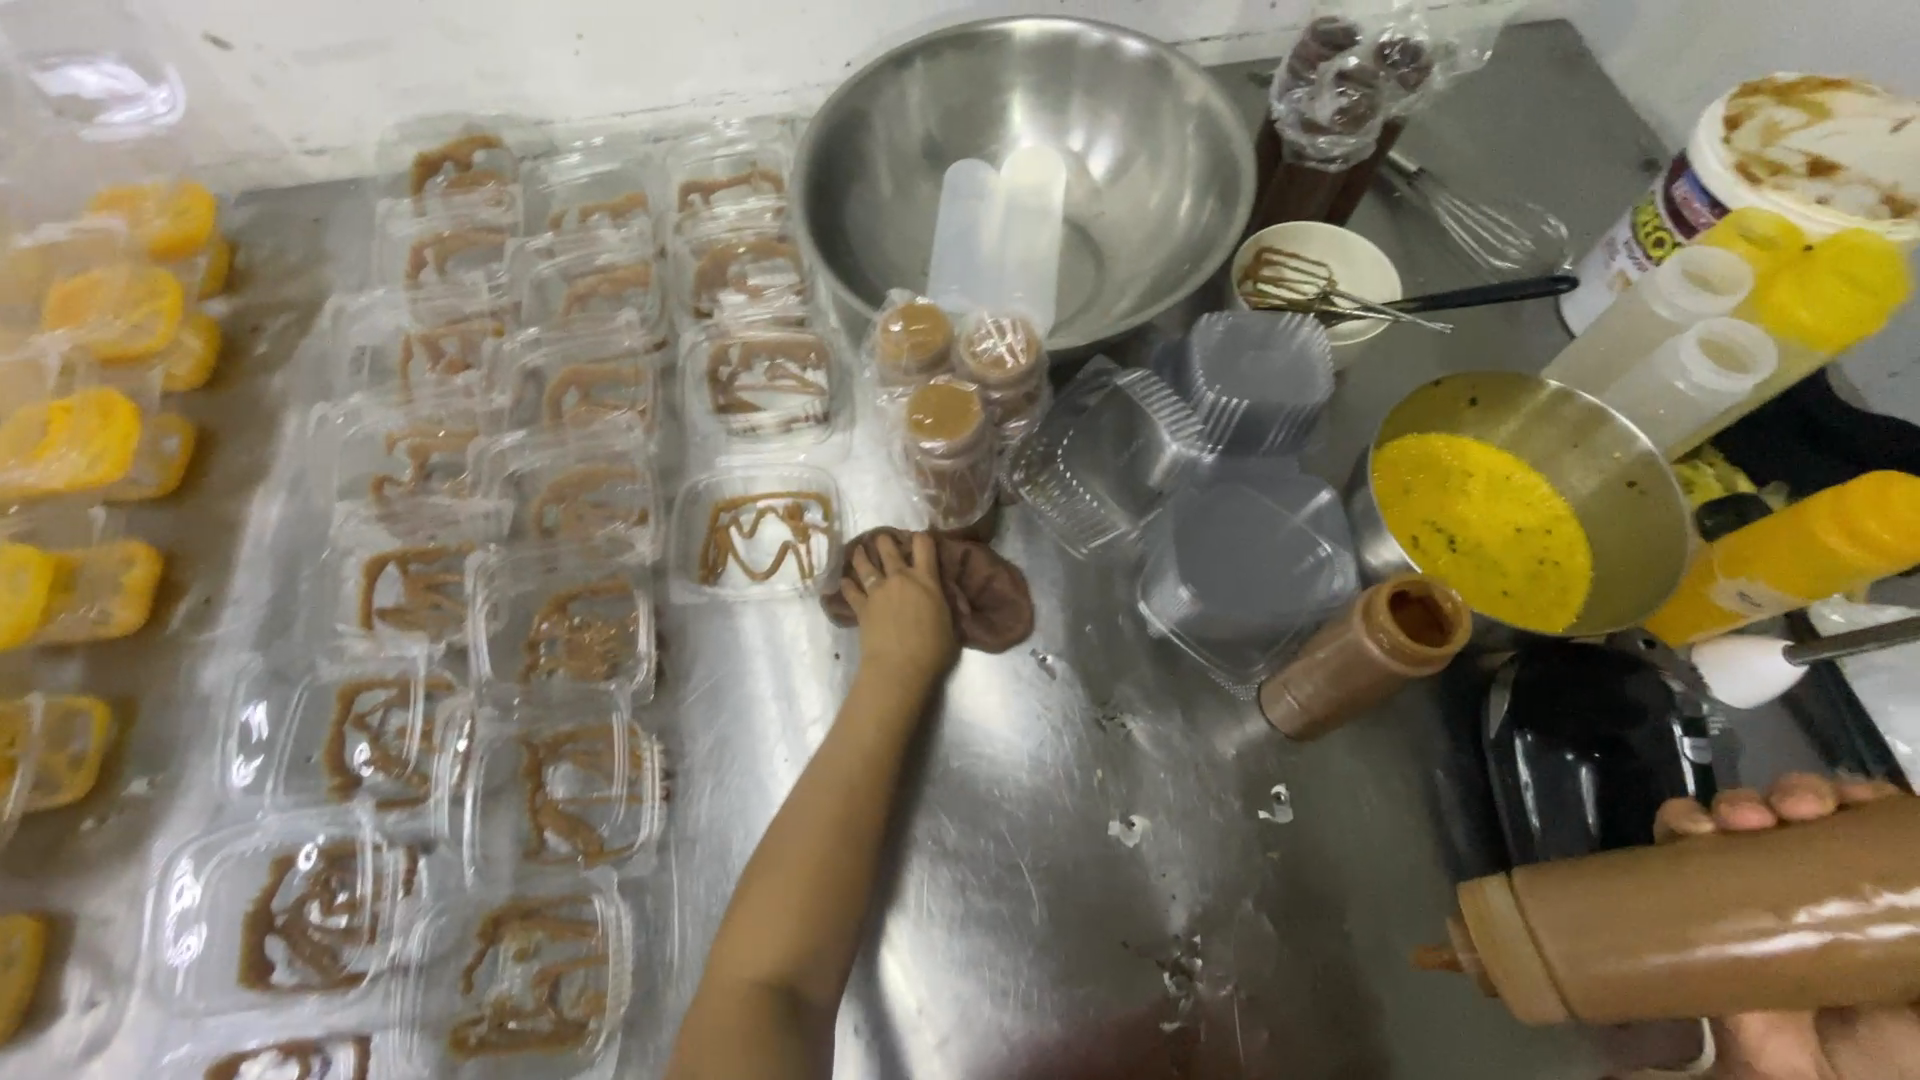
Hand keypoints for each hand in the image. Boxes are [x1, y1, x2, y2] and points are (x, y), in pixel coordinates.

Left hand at [840, 531, 956, 691]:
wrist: (900, 667)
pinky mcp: (862, 608)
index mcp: (926, 580)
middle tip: (882, 538)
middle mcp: (900, 579)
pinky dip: (847, 585)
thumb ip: (941, 605)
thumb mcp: (949, 623)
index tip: (919, 537)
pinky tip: (843, 581)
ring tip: (859, 550)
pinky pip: (851, 592)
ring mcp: (878, 592)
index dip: (921, 537)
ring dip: (862, 556)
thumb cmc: (933, 650)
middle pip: (889, 550)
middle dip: (885, 541)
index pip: (924, 546)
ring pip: (866, 566)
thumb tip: (937, 600)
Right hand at [1653, 773, 1919, 1079]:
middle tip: (1788, 812)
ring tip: (1736, 822)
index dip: (1851, 797)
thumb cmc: (1910, 1045)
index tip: (1845, 803)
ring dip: (1729, 805)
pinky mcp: (1694, 906)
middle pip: (1795, 811)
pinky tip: (1689, 830)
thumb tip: (1916, 850)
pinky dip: (1676, 825)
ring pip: (1731, 820)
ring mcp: (1750, 892)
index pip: (1863, 822)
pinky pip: (1673, 853)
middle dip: (1788, 795)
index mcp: (1876, 892)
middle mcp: (1813, 880)